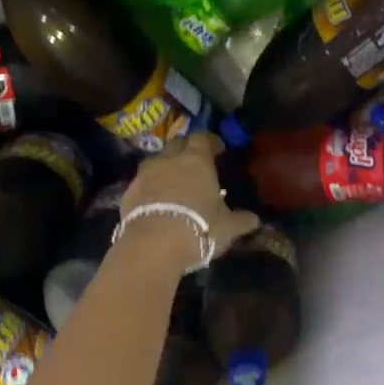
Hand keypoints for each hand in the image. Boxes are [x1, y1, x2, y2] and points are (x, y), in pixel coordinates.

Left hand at [120, 133, 261, 266]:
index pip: (203, 138)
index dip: (211, 142)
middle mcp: (169, 160)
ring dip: (166, 166)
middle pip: (177, 144)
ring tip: (174, 181)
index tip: (218, 149)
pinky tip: (157, 200)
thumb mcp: (227, 228)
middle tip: (195, 163)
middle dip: (187, 149)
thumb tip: (254, 219)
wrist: (152, 246)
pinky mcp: (129, 191)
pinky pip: (143, 181)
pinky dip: (151, 186)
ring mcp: (145, 174)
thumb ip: (241, 220)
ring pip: (157, 160)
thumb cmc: (197, 229)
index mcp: (196, 161)